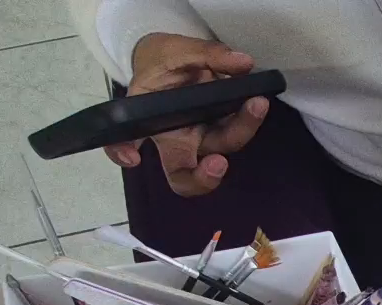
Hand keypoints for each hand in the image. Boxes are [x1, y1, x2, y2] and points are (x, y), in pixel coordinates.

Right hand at [105, 33, 269, 195]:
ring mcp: (202, 139)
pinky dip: (250, 120)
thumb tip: (241, 61)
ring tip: (256, 102)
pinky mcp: (223, 132)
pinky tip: (258, 105)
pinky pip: (238, 133)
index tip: (130, 158)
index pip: (129, 140)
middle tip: (219, 163)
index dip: (123, 152)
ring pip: (223, 146)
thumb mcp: (177, 51)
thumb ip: (207, 55)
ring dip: (242, 127)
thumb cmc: (163, 62)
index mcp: (149, 119)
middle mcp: (176, 137)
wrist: (176, 61)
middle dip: (203, 177)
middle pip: (186, 172)